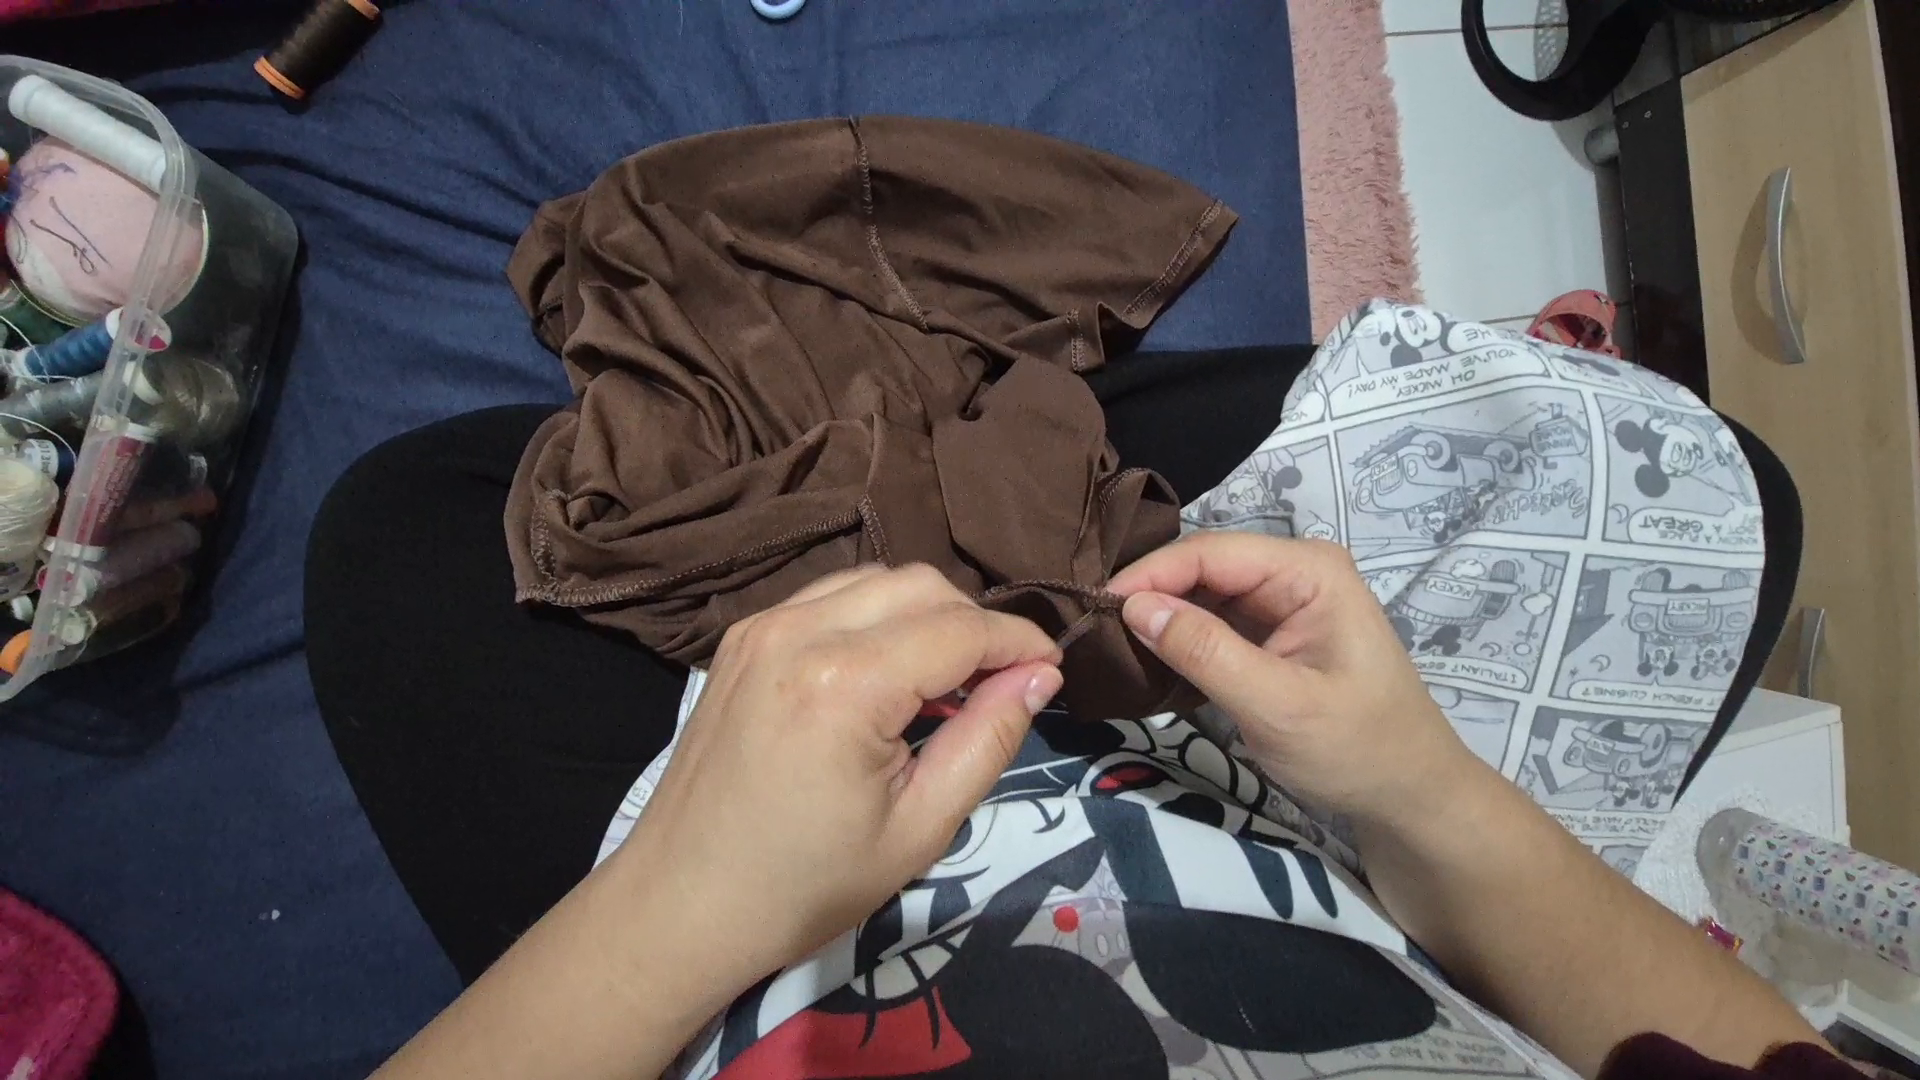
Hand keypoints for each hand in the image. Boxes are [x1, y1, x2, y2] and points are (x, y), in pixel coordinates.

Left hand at [615, 564, 1062, 980]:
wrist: (680, 904)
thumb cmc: (807, 884)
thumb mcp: (920, 828)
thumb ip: (988, 739)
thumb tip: (1040, 675)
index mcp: (845, 684)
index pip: (959, 629)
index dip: (1018, 641)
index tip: (1053, 666)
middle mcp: (799, 631)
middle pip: (921, 585)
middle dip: (975, 623)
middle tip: (998, 681)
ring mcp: (763, 624)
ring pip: (877, 580)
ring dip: (927, 613)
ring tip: (943, 678)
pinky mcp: (744, 634)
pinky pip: (833, 595)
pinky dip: (877, 615)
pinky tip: (884, 669)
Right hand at [1108, 532, 1481, 831]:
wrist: (1407, 798)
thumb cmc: (1356, 749)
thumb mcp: (1279, 705)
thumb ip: (1205, 652)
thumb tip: (1133, 606)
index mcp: (1307, 570)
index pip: (1210, 552)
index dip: (1150, 574)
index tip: (1096, 605)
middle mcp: (1291, 572)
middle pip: (1201, 568)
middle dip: (1150, 593)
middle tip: (1094, 625)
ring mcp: (1279, 600)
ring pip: (1199, 593)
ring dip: (1158, 615)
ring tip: (1108, 637)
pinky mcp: (1266, 630)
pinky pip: (1209, 620)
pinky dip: (1176, 636)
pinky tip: (1144, 652)